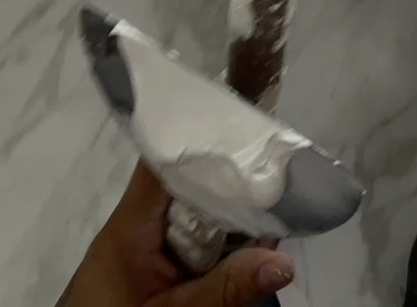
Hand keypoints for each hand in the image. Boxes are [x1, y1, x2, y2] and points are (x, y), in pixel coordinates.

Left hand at [59, 161, 295, 306]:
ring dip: (232, 210)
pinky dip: (223, 237)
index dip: (203, 138)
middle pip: (188, 181)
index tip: (248, 128)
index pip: (163, 159)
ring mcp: (145, 246)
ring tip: (281, 199)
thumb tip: (285, 262)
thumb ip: (224, 289)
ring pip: (196, 210)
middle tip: (280, 169)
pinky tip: (259, 239)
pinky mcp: (154, 266)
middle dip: (232, 178)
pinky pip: (194, 238)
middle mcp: (137, 224)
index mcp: (130, 225)